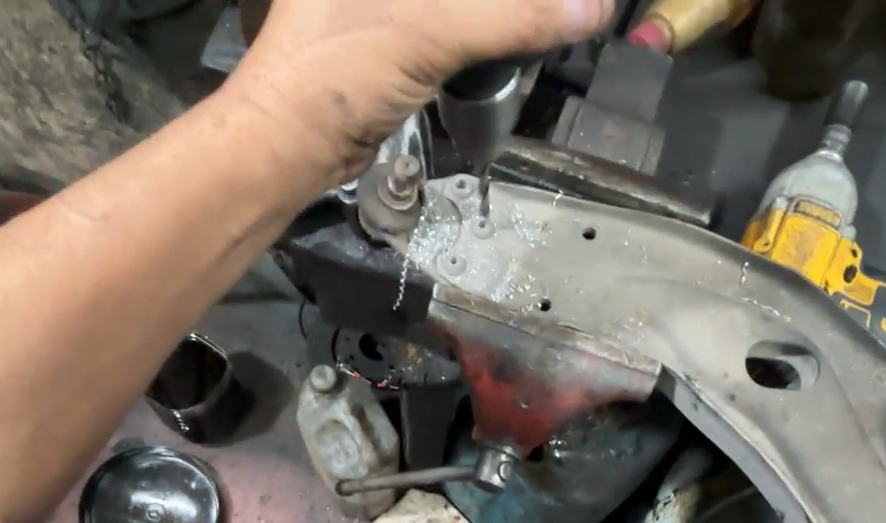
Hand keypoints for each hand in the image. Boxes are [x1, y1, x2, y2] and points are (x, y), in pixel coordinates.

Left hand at [226, 0, 613, 175]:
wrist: (291, 145)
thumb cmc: (341, 72)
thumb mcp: (431, 31)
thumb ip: (514, 16)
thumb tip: (594, 8)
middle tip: (576, 1)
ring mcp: (391, 2)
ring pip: (466, 1)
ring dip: (510, 9)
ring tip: (564, 9)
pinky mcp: (399, 34)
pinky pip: (459, 18)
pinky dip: (492, 25)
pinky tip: (525, 28)